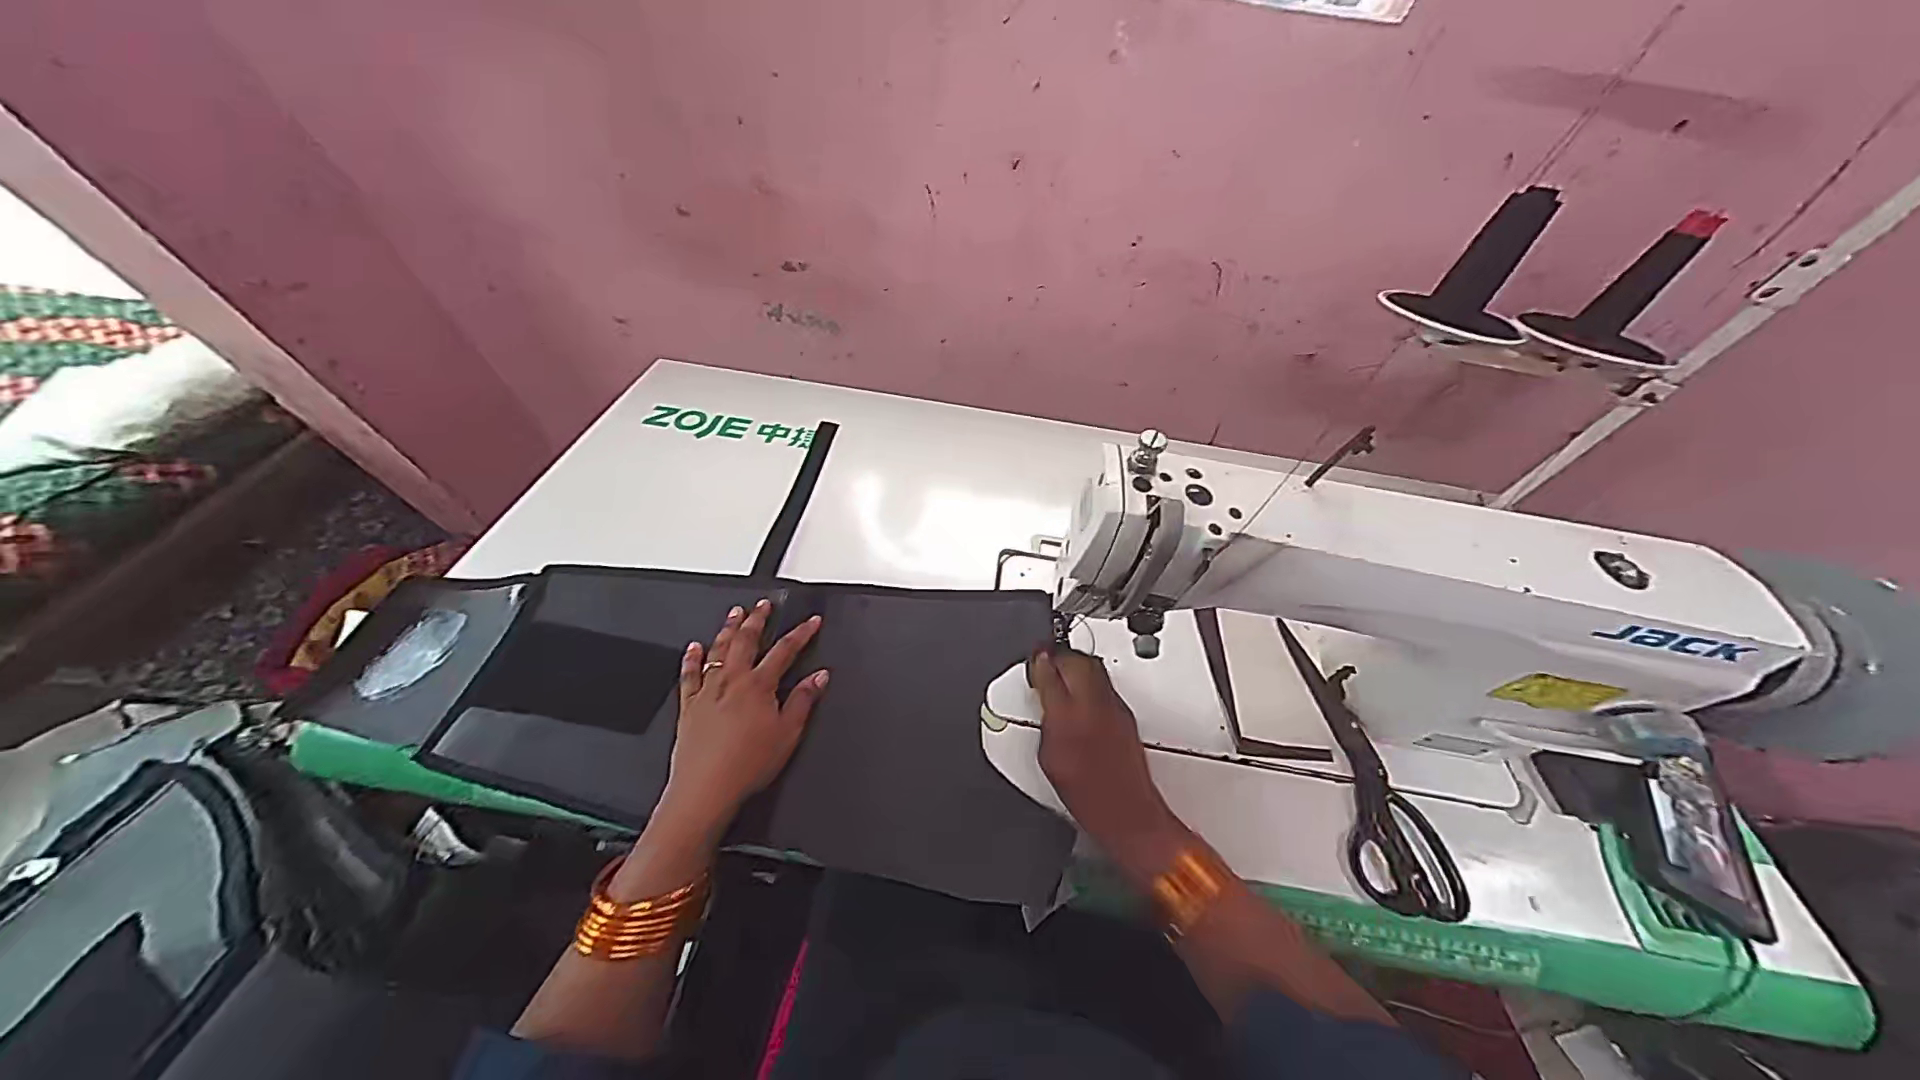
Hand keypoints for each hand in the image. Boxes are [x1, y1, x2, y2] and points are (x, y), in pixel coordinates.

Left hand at [657, 600, 828, 833]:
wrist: (706, 789)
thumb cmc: (745, 765)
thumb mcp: (787, 733)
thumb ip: (803, 700)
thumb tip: (818, 678)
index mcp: (758, 686)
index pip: (784, 650)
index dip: (800, 633)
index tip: (810, 623)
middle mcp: (731, 682)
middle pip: (746, 640)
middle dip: (757, 619)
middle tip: (764, 606)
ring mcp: (707, 692)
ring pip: (718, 650)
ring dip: (728, 629)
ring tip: (735, 614)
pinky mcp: (689, 707)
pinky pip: (689, 674)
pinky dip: (692, 658)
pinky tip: (694, 647)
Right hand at [1029, 647, 1185, 879]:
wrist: (1127, 813)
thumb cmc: (1089, 796)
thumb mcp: (1048, 758)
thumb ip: (1044, 721)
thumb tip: (1043, 701)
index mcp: (1066, 717)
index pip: (1049, 673)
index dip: (1038, 662)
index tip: (1035, 660)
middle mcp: (1093, 706)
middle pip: (1075, 661)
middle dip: (1059, 657)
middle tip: (1047, 660)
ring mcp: (1113, 708)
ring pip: (1094, 667)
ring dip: (1076, 664)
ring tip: (1063, 670)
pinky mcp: (1126, 714)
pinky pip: (1105, 683)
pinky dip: (1091, 678)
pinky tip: (1082, 690)